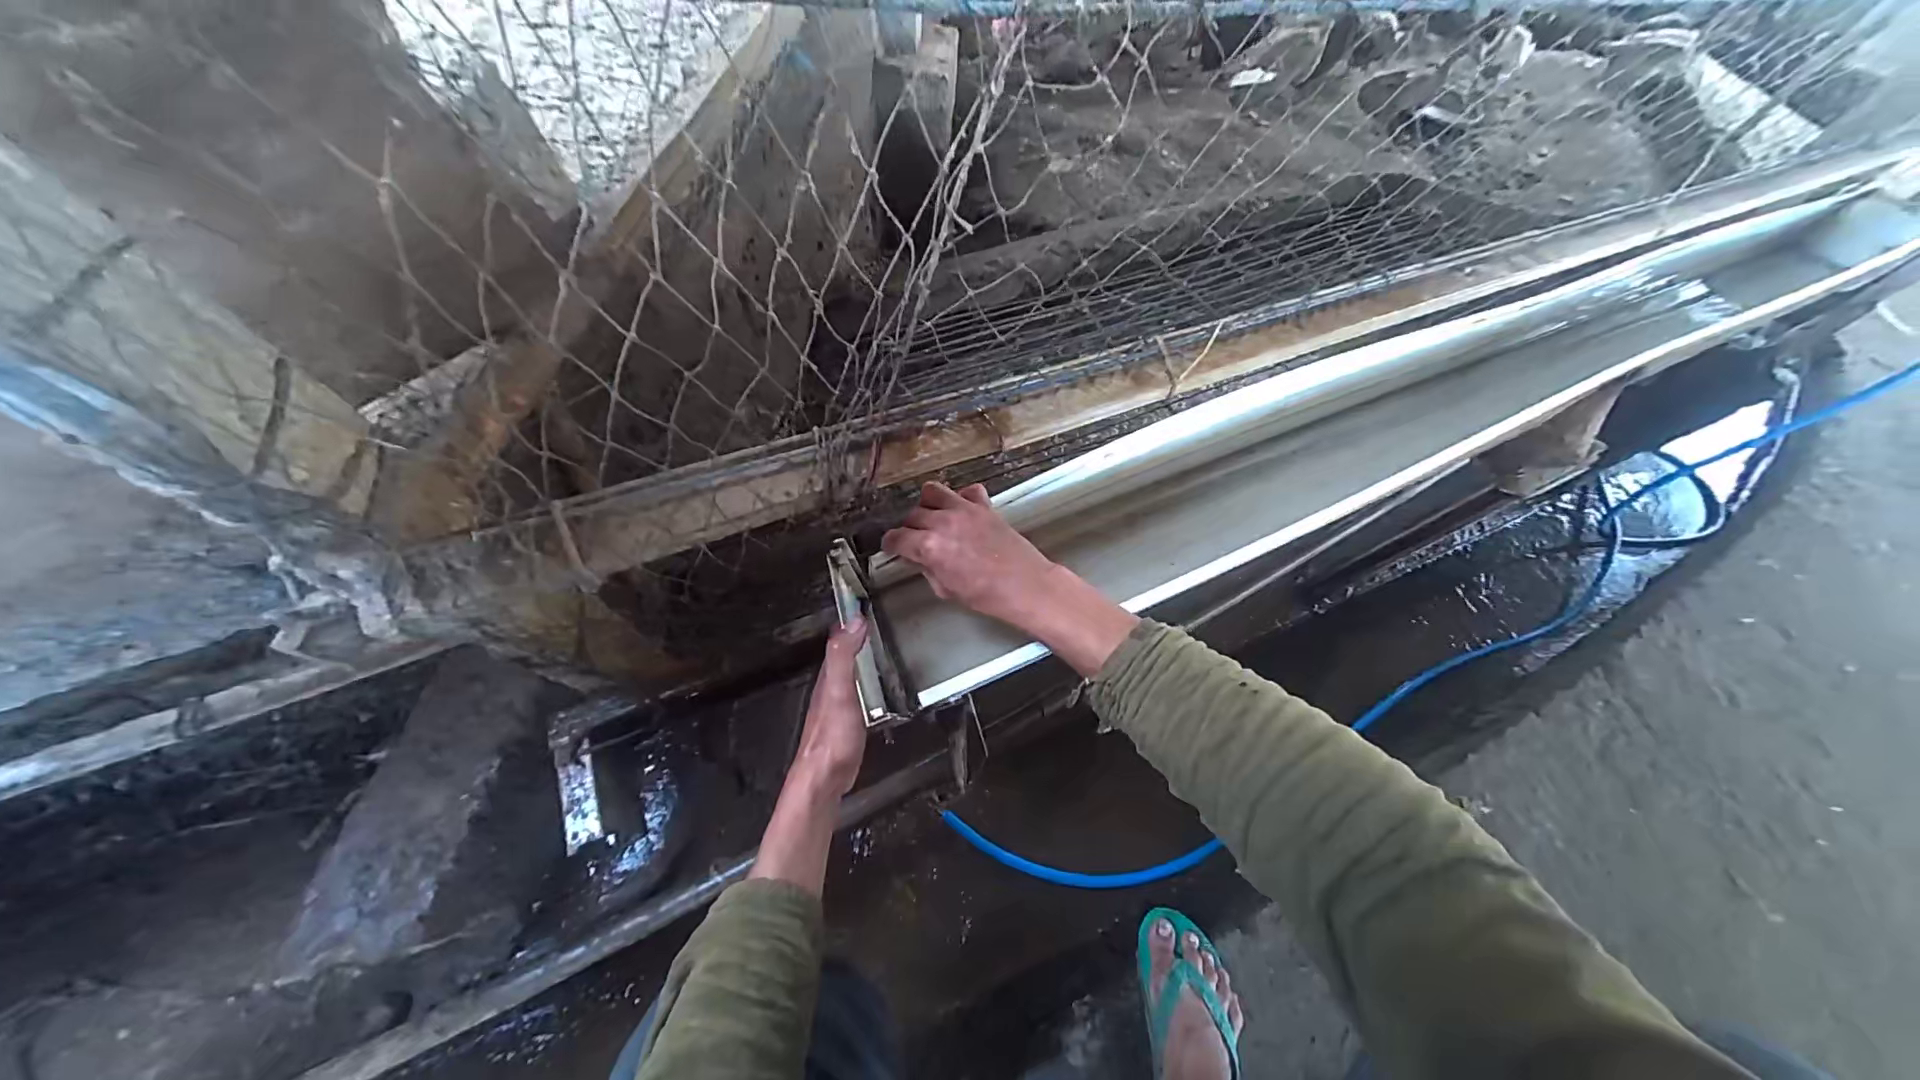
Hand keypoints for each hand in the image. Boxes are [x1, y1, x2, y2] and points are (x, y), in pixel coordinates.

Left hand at [749, 618, 870, 892]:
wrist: (823, 781)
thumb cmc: (832, 739)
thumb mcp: (841, 692)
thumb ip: (845, 658)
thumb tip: (854, 623)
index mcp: (829, 676)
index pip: (838, 638)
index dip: (850, 619)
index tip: (863, 600)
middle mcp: (830, 687)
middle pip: (843, 653)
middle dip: (856, 634)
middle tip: (874, 617)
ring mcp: (837, 704)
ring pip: (849, 671)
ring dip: (860, 655)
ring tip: (876, 642)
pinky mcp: (846, 721)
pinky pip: (857, 690)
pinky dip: (866, 679)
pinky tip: (875, 683)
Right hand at [881, 482, 1138, 677]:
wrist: (1024, 586)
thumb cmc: (988, 594)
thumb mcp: (945, 589)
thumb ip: (926, 568)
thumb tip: (916, 558)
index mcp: (929, 546)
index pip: (896, 537)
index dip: (890, 544)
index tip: (892, 547)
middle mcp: (944, 523)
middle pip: (912, 515)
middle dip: (909, 528)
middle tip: (915, 540)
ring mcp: (964, 511)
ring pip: (932, 492)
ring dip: (928, 505)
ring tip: (932, 519)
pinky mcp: (984, 507)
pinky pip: (965, 491)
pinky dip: (960, 497)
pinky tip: (960, 511)